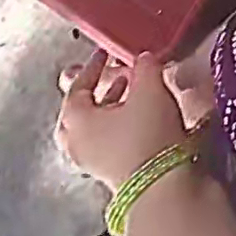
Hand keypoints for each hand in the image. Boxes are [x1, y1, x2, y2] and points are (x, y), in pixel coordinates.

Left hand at [56, 49, 188, 190]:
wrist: (160, 181)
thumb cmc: (147, 130)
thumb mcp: (150, 87)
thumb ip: (144, 66)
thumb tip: (142, 58)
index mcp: (78, 121)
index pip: (76, 90)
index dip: (90, 69)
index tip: (105, 53)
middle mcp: (78, 143)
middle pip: (76, 115)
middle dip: (92, 93)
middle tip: (107, 78)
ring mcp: (93, 162)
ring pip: (91, 130)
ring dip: (107, 108)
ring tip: (130, 91)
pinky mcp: (111, 171)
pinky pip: (105, 141)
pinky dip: (116, 124)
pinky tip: (137, 116)